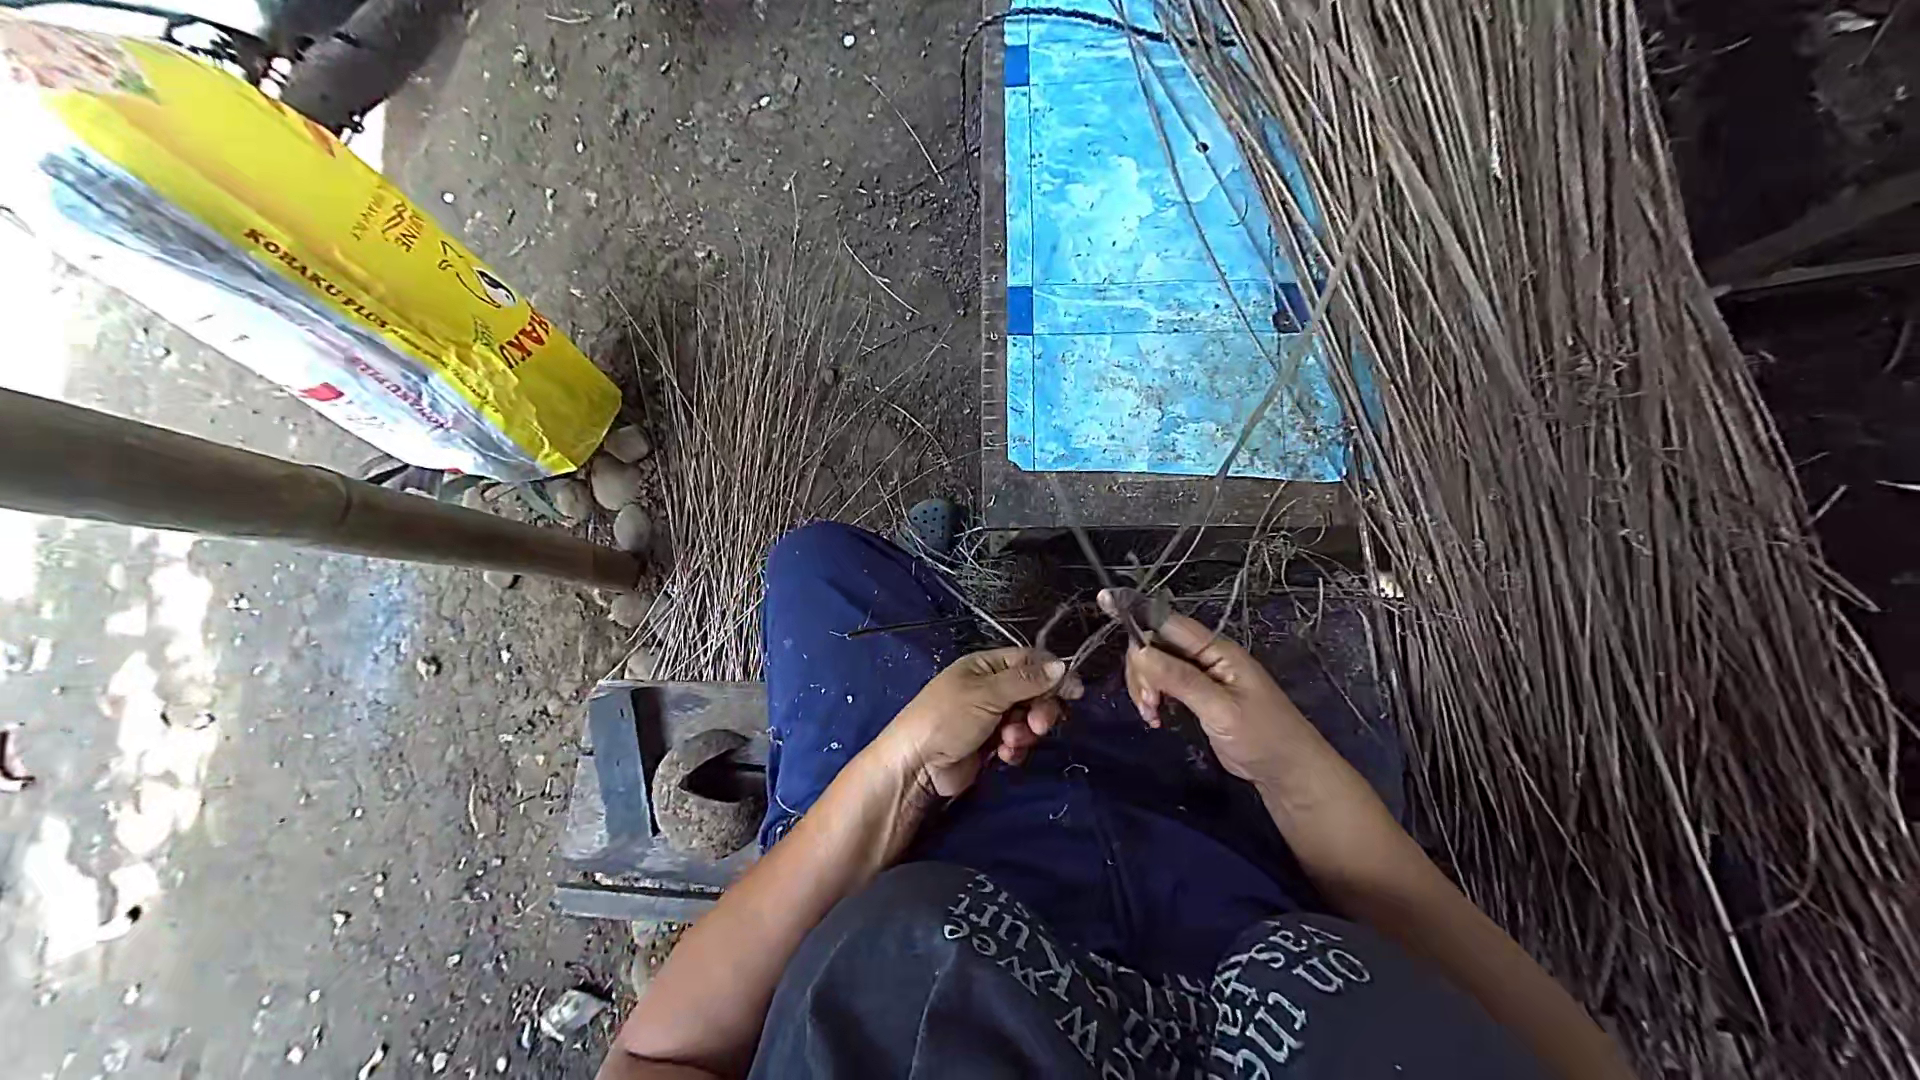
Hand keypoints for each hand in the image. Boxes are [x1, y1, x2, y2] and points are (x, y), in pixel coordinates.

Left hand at [873, 647, 1083, 799]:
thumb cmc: (946, 718)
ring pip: (1029, 719)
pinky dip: (1015, 748)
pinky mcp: (991, 743)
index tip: (1074, 692)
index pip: (1030, 662)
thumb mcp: (986, 694)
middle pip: (1034, 692)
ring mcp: (991, 716)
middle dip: (1040, 709)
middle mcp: (991, 687)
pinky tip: (1003, 755)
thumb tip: (1061, 666)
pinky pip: (1019, 741)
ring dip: (1025, 732)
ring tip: (1007, 741)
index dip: (1053, 675)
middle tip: (1037, 724)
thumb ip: (1026, 680)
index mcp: (986, 666)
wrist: (917, 764)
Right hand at [1099, 589, 1312, 785]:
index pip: (1166, 622)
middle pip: (1154, 644)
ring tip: (1153, 716)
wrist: (1289, 772)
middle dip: (1141, 670)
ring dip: (1144, 687)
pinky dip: (1151, 698)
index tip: (1103, 606)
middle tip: (1149, 704)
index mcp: (1215, 649)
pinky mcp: (1195, 694)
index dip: (1135, 614)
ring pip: (1153, 665)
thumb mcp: (1221, 708)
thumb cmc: (1263, 737)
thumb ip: (1180, 679)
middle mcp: (1204, 655)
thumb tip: (1139, 652)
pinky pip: (1161, 683)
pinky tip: (1156, 718)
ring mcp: (1199, 675)